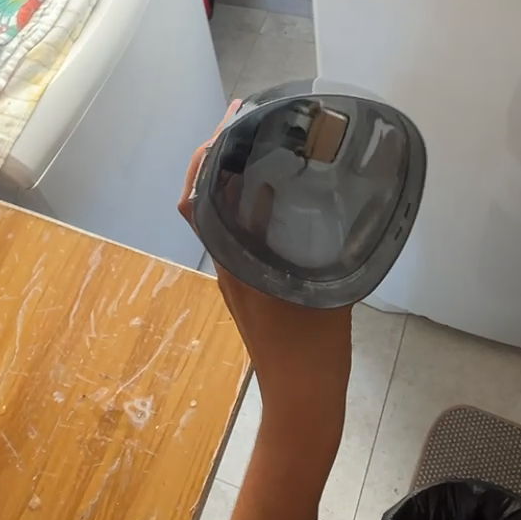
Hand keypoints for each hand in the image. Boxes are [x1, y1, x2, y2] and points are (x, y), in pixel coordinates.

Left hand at [177, 107, 352, 430]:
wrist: (301, 402)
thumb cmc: (311, 354)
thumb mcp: (320, 294)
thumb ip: (318, 248)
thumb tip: (317, 200)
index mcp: (233, 260)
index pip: (200, 196)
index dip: (209, 154)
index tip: (232, 118)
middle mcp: (225, 261)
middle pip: (205, 197)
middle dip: (218, 154)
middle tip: (247, 117)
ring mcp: (235, 272)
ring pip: (220, 212)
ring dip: (231, 175)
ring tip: (259, 141)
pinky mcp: (249, 283)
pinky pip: (239, 229)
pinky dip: (249, 202)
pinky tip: (277, 190)